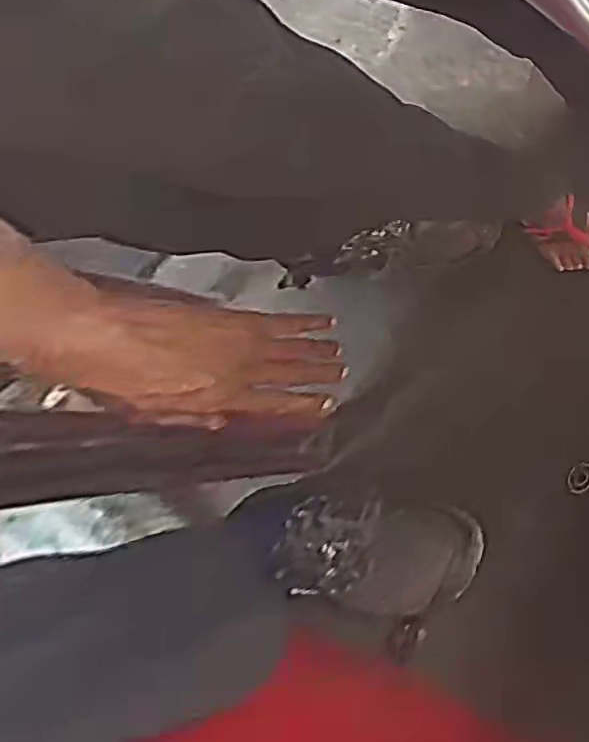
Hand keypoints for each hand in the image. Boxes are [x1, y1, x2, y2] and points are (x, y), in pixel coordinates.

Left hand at [21, 289, 343, 427]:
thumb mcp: (141, 408)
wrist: (94, 331)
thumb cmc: (107, 372)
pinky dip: (309, 322)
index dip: (303, 407)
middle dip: (321, 376)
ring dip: (321, 352)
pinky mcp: (242, 318)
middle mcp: (242, 369)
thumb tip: (215, 423)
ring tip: (338, 353)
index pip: (274, 404)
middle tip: (340, 376)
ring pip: (297, 349)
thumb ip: (186, 417)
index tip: (323, 407)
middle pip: (294, 374)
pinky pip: (287, 322)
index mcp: (219, 396)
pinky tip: (324, 322)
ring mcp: (246, 342)